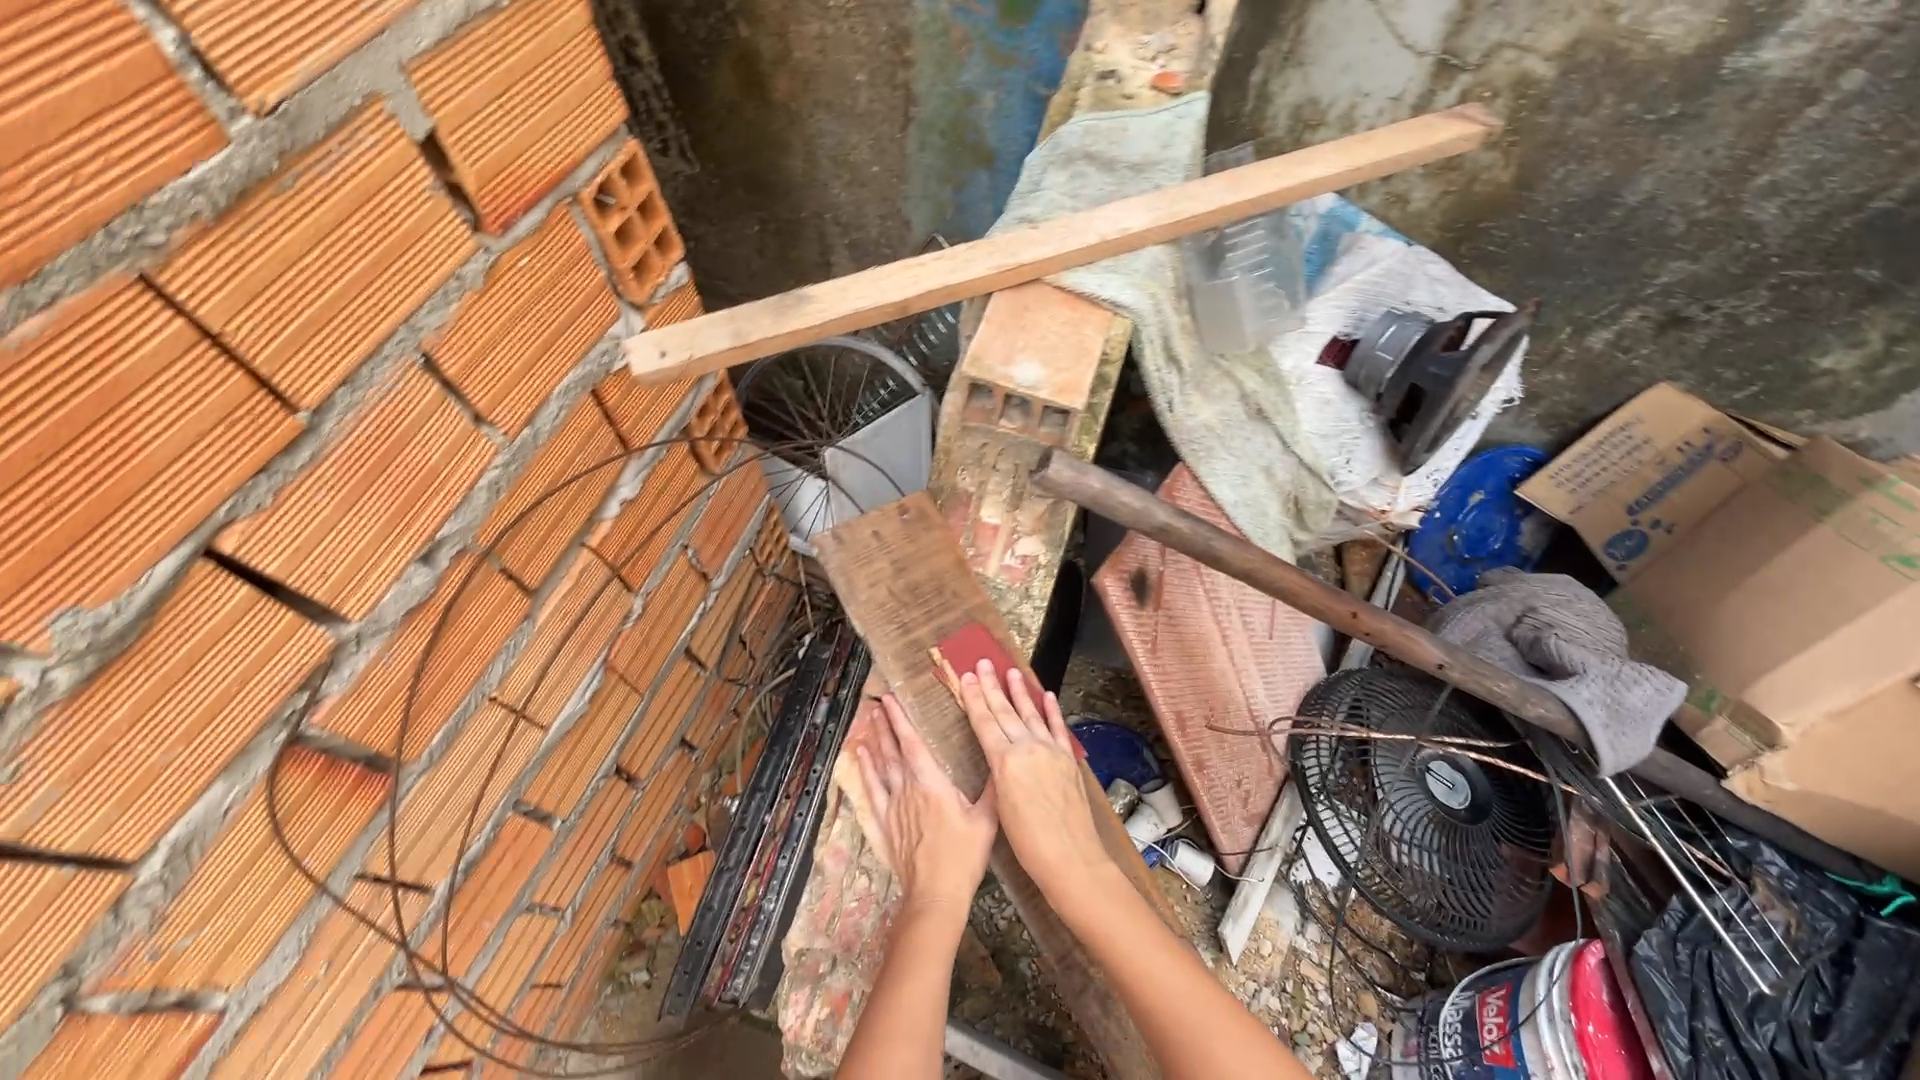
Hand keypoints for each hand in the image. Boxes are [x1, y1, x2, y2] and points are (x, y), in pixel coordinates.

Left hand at [856, 692, 998, 910]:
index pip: (913, 744)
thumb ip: (993, 790)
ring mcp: (893, 808)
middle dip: (885, 725)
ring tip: (867, 723)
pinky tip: (860, 760)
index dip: (901, 720)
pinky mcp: (886, 826)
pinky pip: (872, 793)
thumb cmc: (963, 858)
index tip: (891, 700)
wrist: (935, 895)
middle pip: (892, 751)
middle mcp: (908, 790)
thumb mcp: (986, 821)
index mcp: (931, 784)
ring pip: (880, 768)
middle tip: (876, 704)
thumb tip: (1003, 762)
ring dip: (874, 743)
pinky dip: (864, 774)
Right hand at [957, 660, 1112, 904]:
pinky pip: (1058, 729)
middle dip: (993, 687)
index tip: (968, 677)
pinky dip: (1051, 711)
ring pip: (1031, 715)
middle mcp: (1029, 749)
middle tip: (983, 663)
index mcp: (1006, 761)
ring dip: (1021, 692)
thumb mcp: (1000, 806)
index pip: (986, 722)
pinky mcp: (1068, 761)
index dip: (975, 698)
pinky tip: (1046, 696)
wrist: (1070, 857)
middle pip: (1006, 712)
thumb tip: (997, 752)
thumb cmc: (1028, 842)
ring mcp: (1051, 752)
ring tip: (1012, 671)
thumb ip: (999, 772)